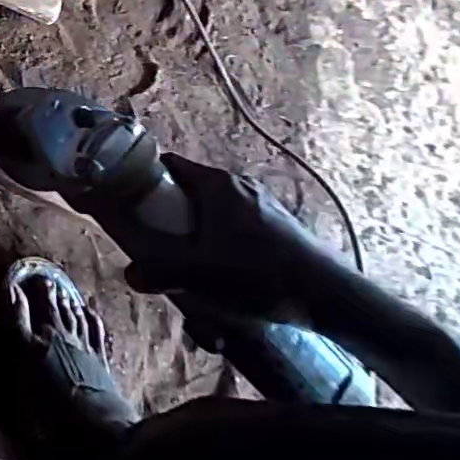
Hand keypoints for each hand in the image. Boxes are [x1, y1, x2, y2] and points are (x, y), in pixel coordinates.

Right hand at [122, 153, 349, 323]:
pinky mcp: (277, 225)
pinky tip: (228, 280)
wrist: (329, 294)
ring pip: (213, 214)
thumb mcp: (198, 272)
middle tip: (162, 248)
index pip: (169, 164)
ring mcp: (260, 204)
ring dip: (198, 238)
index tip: (132, 204)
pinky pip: (235, 228)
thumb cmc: (257, 272)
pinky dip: (222, 246)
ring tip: (195, 272)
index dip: (146, 179)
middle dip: (172, 220)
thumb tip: (129, 273)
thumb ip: (158, 270)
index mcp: (215, 183)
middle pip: (189, 192)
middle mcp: (237, 184)